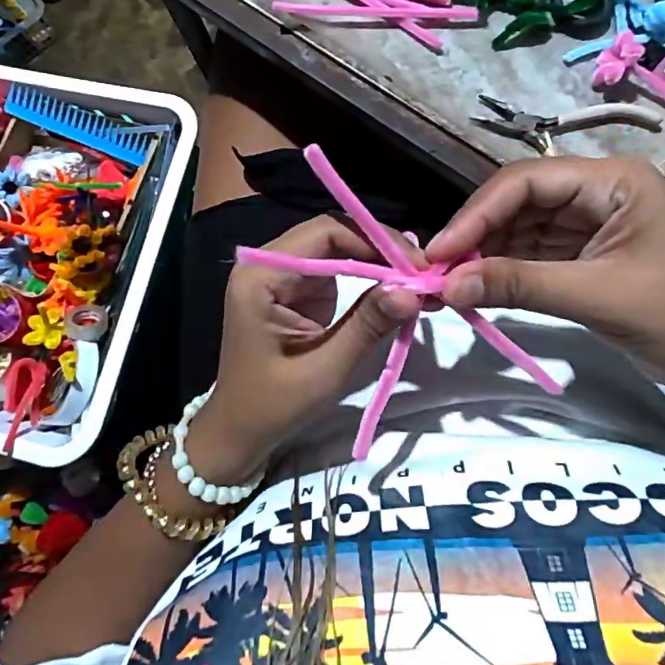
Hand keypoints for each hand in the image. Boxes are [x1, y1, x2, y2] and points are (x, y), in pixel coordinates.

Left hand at [195, 216, 422, 476]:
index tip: (416, 265)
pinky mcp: (298, 289)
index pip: (325, 233)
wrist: (239, 431)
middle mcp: (269, 264)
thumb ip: (367, 325)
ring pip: (341, 248)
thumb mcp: (325, 369)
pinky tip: (398, 290)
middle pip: (334, 235)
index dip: (375, 241)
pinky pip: (340, 269)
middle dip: (382, 250)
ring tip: (419, 281)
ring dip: (380, 261)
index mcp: (262, 276)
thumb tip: (412, 291)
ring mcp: (283, 274)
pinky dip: (371, 277)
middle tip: (425, 273)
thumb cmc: (273, 405)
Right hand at [424, 157, 664, 388]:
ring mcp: (595, 226)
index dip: (477, 213)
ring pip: (525, 230)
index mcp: (614, 180)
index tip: (438, 253)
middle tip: (437, 272)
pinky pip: (538, 256)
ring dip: (489, 254)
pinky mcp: (590, 258)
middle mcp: (601, 193)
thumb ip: (521, 284)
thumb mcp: (600, 296)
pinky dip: (508, 272)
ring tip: (450, 283)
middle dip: (479, 234)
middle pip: (521, 202)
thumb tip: (446, 285)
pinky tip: (480, 287)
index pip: (527, 181)